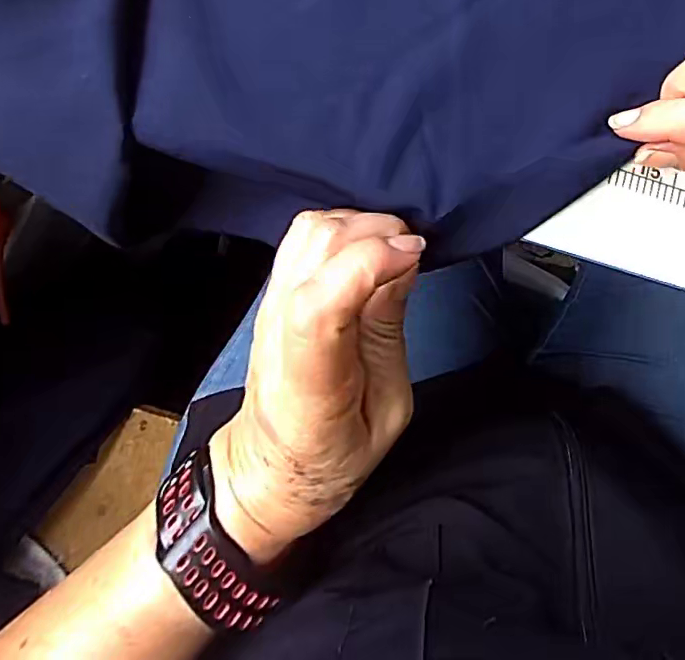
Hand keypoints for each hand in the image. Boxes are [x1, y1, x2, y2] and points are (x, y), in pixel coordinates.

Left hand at [210, 210, 422, 563]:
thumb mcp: (386, 410)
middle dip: (376, 230)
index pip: (319, 301)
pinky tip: (364, 248)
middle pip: (315, 247)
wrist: (270, 460)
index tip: (415, 253)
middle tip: (413, 251)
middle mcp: (279, 327)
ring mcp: (270, 301)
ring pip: (307, 229)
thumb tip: (401, 263)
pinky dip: (340, 226)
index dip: (370, 261)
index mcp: (308, 378)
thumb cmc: (331, 451)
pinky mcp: (273, 288)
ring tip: (391, 248)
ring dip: (358, 223)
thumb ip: (388, 331)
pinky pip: (302, 235)